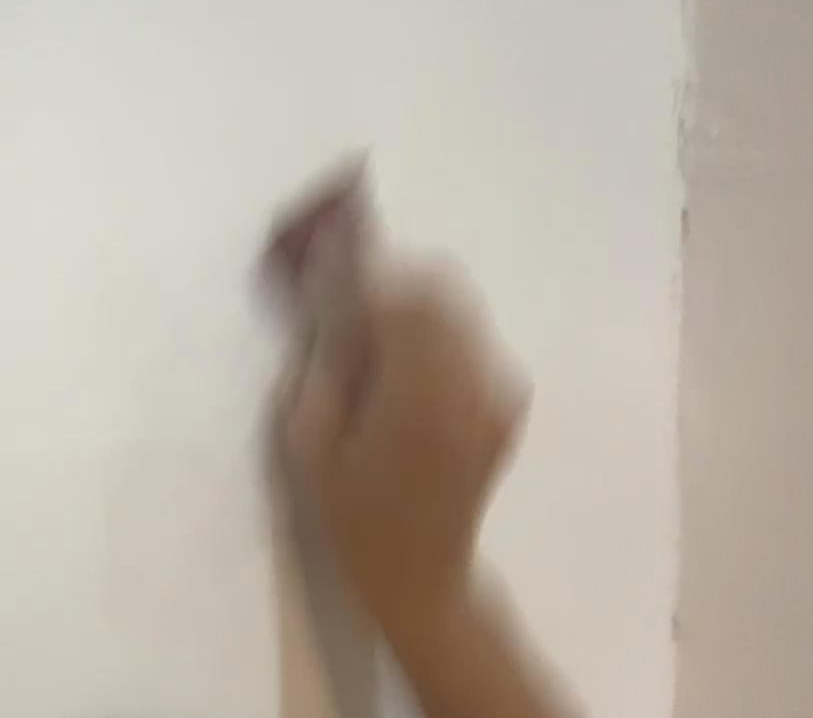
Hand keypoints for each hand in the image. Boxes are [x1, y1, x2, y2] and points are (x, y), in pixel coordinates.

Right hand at [280, 264, 526, 638]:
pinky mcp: (503, 400)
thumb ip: (323, 365)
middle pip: (437, 288)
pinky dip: (429, 320)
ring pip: (456, 303)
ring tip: (365, 313)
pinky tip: (396, 346)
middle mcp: (472, 387)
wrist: (419, 568)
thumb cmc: (350, 507)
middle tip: (341, 282)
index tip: (323, 245)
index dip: (358, 266)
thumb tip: (329, 303)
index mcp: (418, 400)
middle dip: (386, 271)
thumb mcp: (309, 440)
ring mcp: (497, 393)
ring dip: (408, 293)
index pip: (396, 301)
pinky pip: (467, 332)